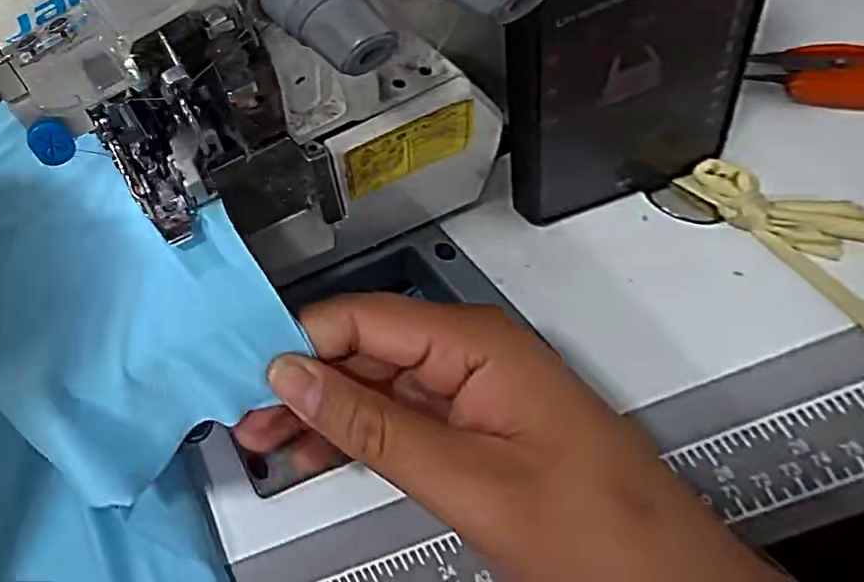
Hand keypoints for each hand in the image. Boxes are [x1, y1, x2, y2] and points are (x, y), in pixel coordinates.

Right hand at [235, 294, 778, 581]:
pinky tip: (315, 452)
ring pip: (366, 384)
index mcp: (472, 341)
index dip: (302, 343)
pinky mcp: (463, 423)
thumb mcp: (473, 485)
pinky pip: (389, 415)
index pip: (359, 319)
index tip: (255, 375)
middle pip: (356, 351)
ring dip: (318, 412)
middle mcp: (462, 351)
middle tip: (253, 417)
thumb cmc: (611, 544)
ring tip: (270, 439)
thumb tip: (291, 376)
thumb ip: (371, 426)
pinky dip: (350, 435)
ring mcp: (462, 388)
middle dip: (302, 384)